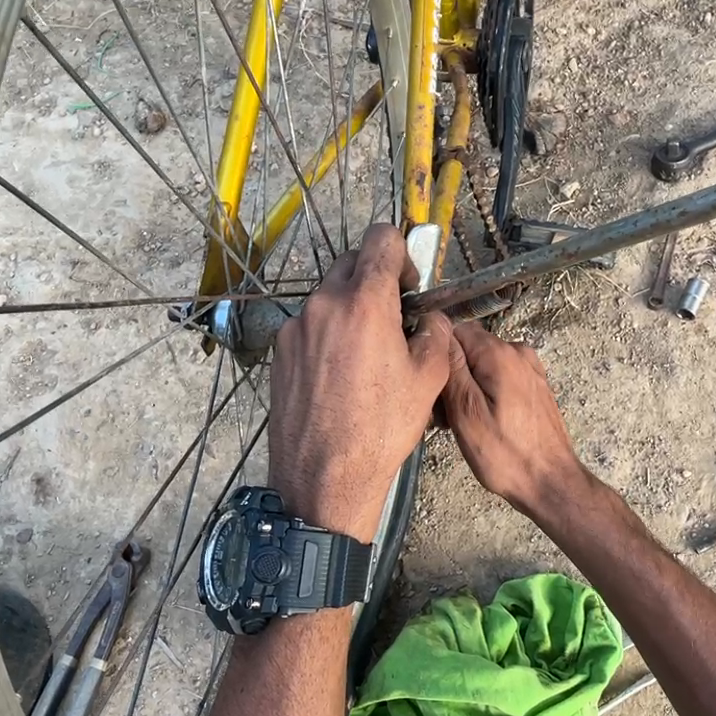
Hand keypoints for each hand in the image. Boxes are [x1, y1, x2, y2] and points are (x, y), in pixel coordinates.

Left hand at [268, 224, 451, 542]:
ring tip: (366, 356)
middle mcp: (324, 305)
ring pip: (328, 297)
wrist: (324, 476)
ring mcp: (296, 327)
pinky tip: (340, 375)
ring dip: (350, 310)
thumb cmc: (381, 429)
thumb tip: (431, 319)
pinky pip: (309, 327)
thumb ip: (436, 334)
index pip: (380, 239)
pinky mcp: (279, 352)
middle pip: (350, 263)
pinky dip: (328, 335)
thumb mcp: (428, 380)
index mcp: (365, 303)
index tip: (408, 283)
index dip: (400, 251)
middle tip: (392, 319)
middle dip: (374, 280)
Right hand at [438, 323, 590, 520]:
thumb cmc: (506, 455)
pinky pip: (500, 378)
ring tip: (463, 424)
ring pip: (483, 365)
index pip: (454, 330)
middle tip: (446, 415)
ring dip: (467, 388)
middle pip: (469, 348)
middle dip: (453, 375)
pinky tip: (483, 423)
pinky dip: (485, 395)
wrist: (551, 482)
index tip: (434, 387)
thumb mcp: (466, 413)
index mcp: (500, 353)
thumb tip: (438, 332)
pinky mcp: (535, 386)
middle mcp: (518, 352)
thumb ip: (452, 369)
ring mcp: (530, 368)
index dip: (438, 355)